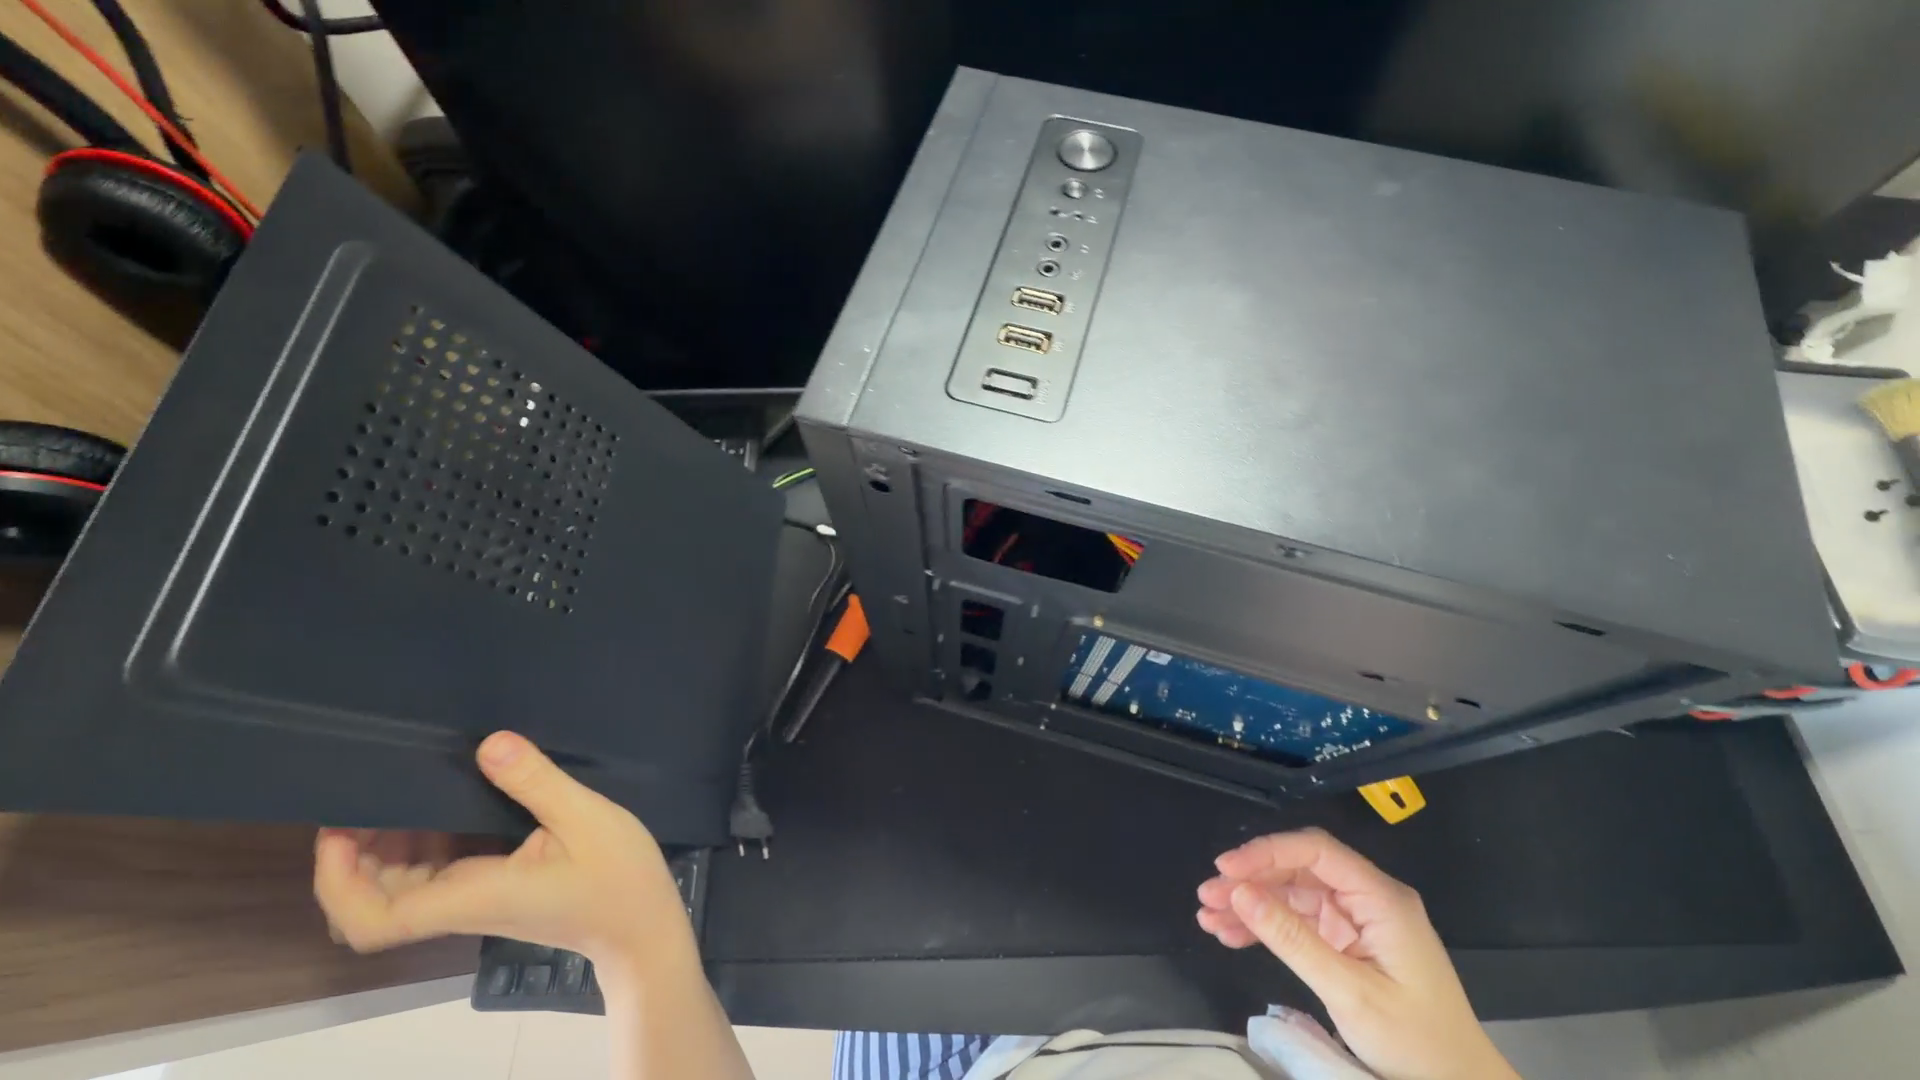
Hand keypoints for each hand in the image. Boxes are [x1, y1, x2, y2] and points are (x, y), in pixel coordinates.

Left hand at [314, 731, 694, 974]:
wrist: (641, 928)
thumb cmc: (618, 879)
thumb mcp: (586, 819)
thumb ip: (536, 782)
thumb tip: (488, 744)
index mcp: (472, 895)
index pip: (374, 919)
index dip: (338, 882)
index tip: (340, 828)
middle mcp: (461, 903)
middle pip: (374, 902)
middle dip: (355, 854)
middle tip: (372, 790)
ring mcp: (475, 900)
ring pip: (400, 888)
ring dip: (387, 847)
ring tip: (406, 787)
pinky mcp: (492, 890)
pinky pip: (435, 874)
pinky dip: (422, 845)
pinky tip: (445, 802)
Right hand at [1197, 829, 1519, 1079]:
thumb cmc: (1415, 1042)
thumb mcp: (1348, 992)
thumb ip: (1291, 939)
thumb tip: (1238, 892)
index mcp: (1381, 898)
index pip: (1316, 852)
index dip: (1266, 852)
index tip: (1224, 869)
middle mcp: (1369, 898)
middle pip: (1300, 869)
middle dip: (1251, 880)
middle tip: (1206, 898)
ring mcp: (1359, 920)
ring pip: (1294, 894)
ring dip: (1252, 904)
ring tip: (1209, 919)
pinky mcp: (1350, 942)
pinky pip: (1300, 921)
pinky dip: (1267, 927)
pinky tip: (1233, 936)